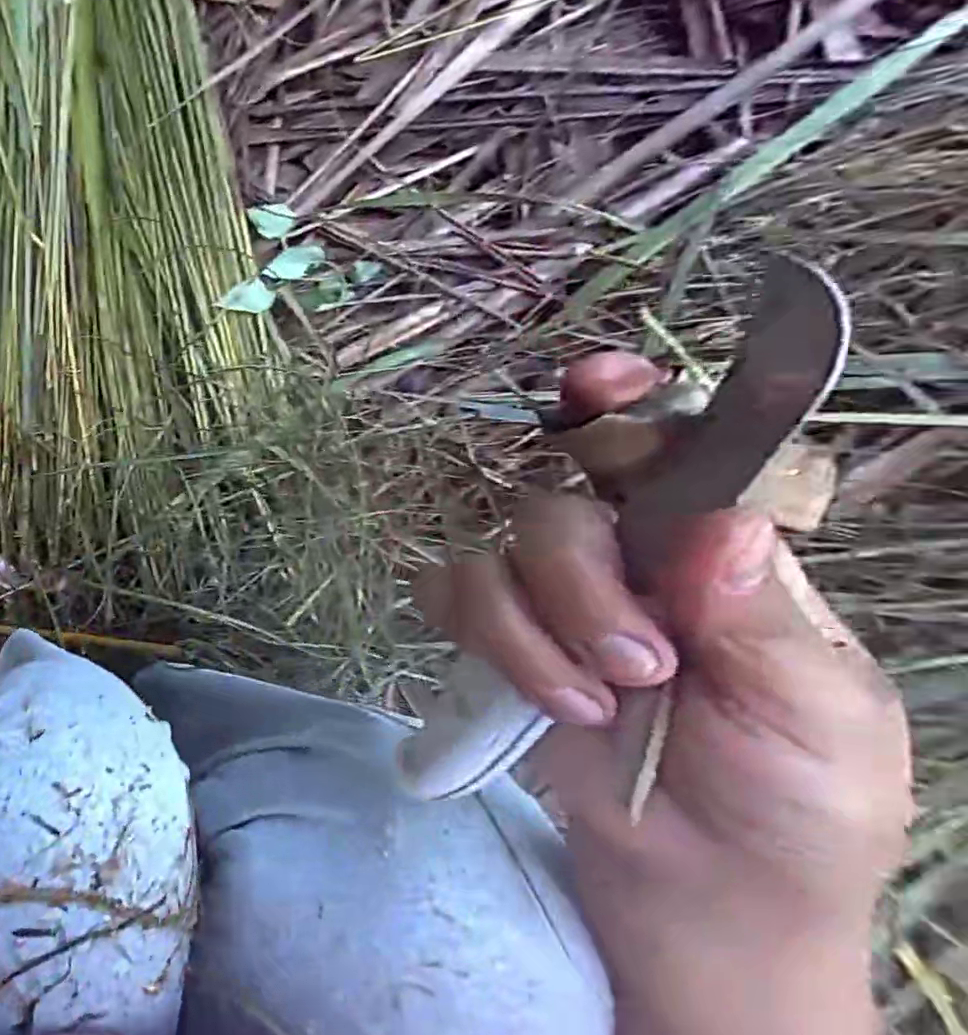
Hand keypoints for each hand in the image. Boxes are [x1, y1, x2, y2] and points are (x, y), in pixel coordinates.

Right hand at [415, 352, 910, 1034]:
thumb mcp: (814, 716)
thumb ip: (760, 618)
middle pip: (558, 502)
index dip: (626, 404)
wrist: (694, 879)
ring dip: (537, 630)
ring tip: (597, 702)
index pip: (666, 450)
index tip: (596, 384)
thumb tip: (716, 525)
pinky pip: (448, 595)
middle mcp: (618, 559)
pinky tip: (542, 696)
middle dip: (581, 578)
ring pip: (495, 555)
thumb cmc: (787, 800)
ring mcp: (538, 595)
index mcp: (711, 555)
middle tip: (639, 662)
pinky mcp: (481, 633)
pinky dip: (490, 642)